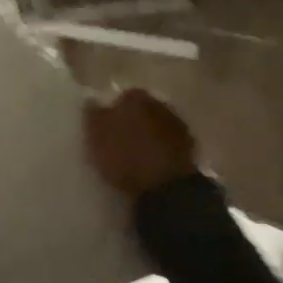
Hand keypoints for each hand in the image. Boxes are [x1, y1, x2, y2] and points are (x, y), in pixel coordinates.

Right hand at [82, 89, 197, 198]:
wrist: (166, 187)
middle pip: (143, 108)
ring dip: (150, 133)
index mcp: (135, 98)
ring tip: (137, 152)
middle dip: (133, 119)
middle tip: (120, 138)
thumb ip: (93, 115)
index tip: (106, 125)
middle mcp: (160, 104)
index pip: (122, 95)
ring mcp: (178, 125)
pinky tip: (153, 161)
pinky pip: (170, 142)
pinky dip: (162, 147)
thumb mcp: (96, 137)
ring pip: (158, 124)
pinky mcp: (191, 147)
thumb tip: (92, 99)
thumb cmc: (124, 157)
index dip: (113, 110)